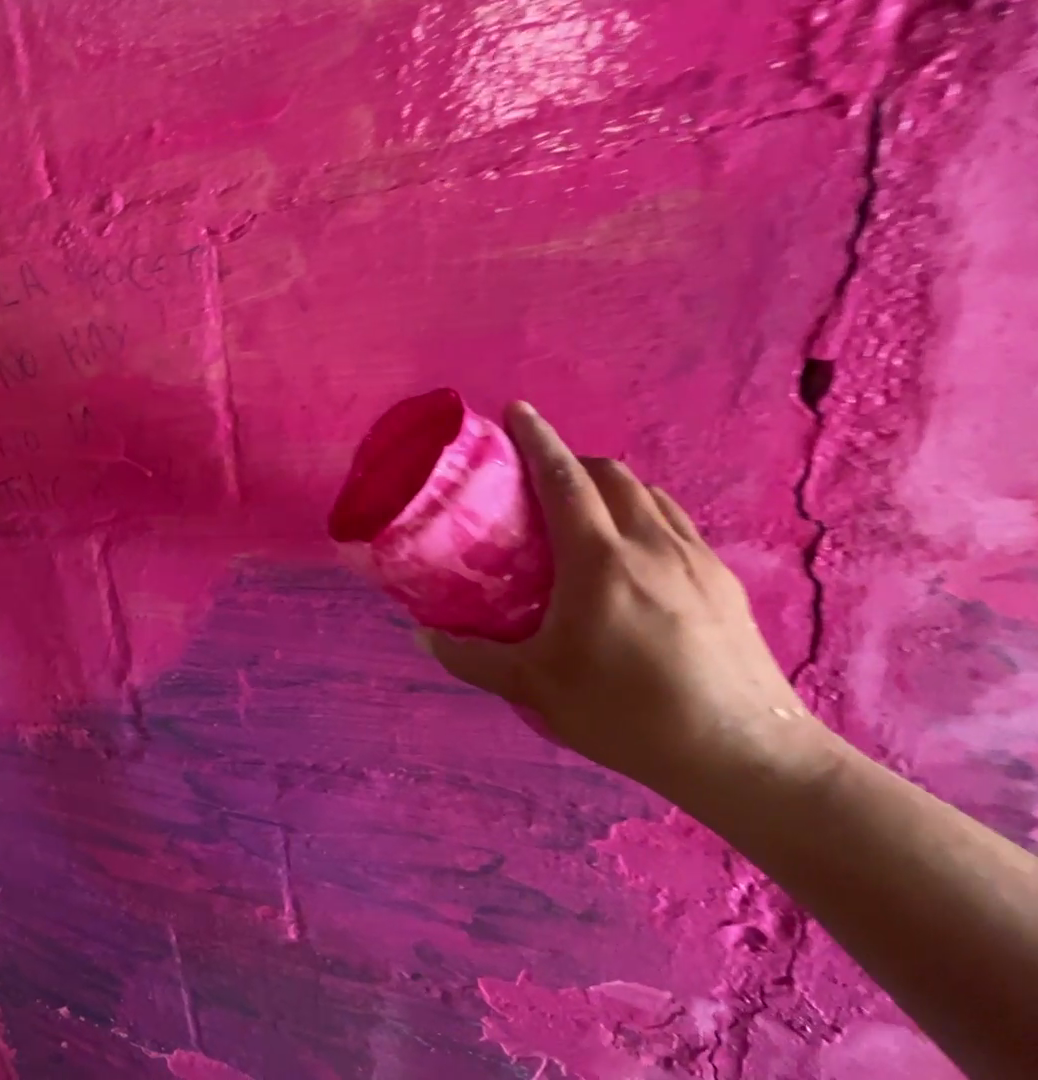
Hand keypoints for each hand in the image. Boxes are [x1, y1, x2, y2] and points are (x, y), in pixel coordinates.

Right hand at [424, 402, 827, 792]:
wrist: (745, 754)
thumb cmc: (627, 713)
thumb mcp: (533, 687)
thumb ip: (471, 658)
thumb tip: (423, 636)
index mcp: (600, 560)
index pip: (564, 480)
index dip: (537, 440)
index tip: (515, 412)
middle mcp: (652, 545)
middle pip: (613, 476)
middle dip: (573, 462)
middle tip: (537, 483)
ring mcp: (697, 561)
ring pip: (652, 496)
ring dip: (612, 488)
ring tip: (583, 515)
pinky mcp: (724, 583)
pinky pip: (676, 524)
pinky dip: (645, 516)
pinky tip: (633, 558)